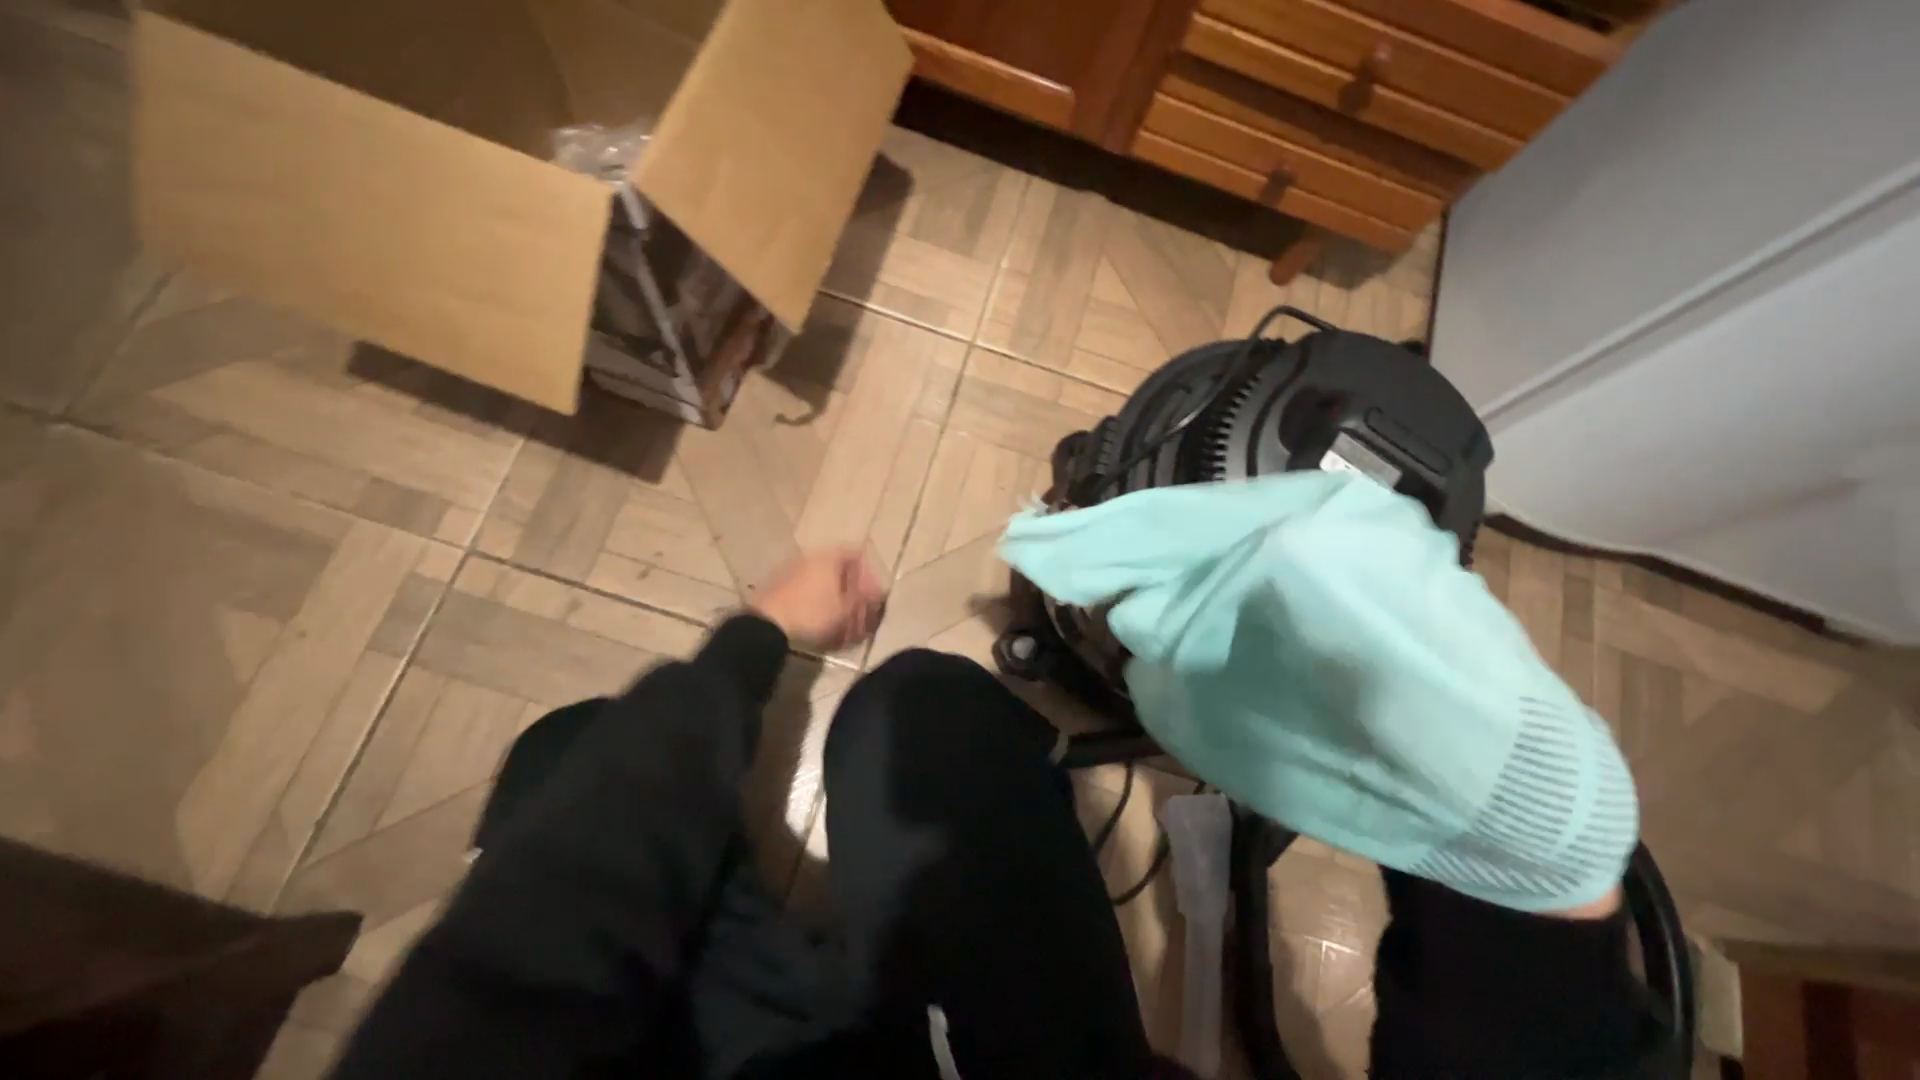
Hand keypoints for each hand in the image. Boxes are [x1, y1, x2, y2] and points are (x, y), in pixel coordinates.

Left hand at [750, 548, 887, 651]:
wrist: (767, 623)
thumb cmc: (812, 613)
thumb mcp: (845, 609)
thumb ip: (864, 597)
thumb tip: (878, 590)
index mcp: (829, 556)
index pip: (857, 554)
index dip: (868, 573)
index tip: (872, 594)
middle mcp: (810, 556)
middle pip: (838, 567)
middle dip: (850, 588)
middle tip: (856, 609)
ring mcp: (791, 568)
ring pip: (820, 579)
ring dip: (832, 596)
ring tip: (837, 619)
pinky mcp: (776, 584)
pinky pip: (804, 588)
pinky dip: (814, 600)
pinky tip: (816, 620)